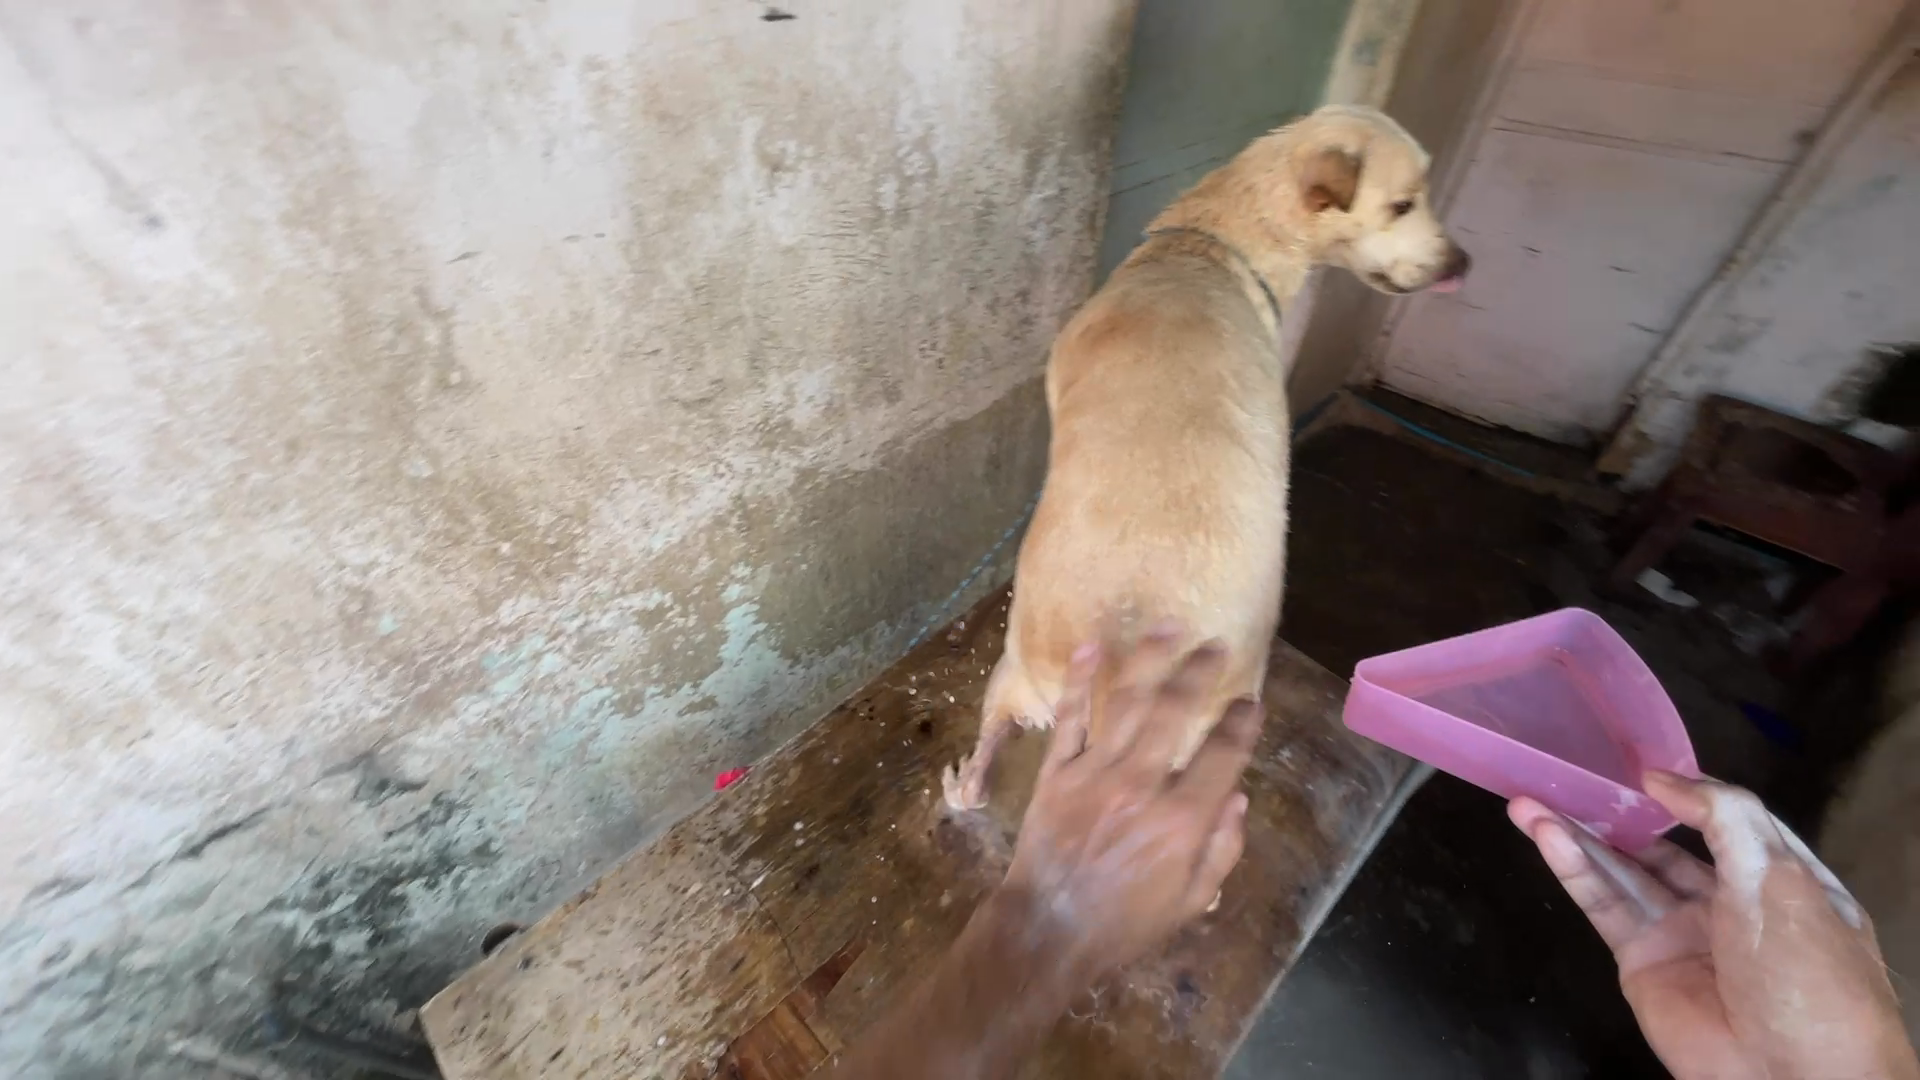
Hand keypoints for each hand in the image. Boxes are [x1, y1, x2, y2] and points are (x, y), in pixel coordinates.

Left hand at [999, 626, 1258, 984]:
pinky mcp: (1058, 769)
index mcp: (1183, 819)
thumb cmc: (1126, 922)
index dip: (1241, 723)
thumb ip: (1222, 847)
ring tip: (1167, 627)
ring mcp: (1095, 771)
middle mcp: (1142, 783)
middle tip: (1214, 647)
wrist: (1050, 928)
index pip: (1223, 754)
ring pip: (1127, 702)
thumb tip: (1238, 796)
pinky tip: (1092, 648)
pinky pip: (1070, 718)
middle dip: (1199, 672)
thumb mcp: (1192, 900)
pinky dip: (1080, 681)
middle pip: (1176, 712)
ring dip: (1149, 660)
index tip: (1250, 701)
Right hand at [1510, 772, 1918, 1079]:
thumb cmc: (1804, 975)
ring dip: (1573, 835)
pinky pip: (1601, 902)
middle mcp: (1730, 906)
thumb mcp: (1780, 883)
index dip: (1685, 795)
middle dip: (1610, 814)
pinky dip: (1570, 866)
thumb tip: (1658, 777)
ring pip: (1619, 870)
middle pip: (1659, 847)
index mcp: (1785, 888)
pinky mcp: (1639, 956)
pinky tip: (1542, 835)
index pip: (1730, 826)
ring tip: (1524, 804)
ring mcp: (1681, 933)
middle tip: (1560, 781)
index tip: (1634, 769)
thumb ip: (1722, 818)